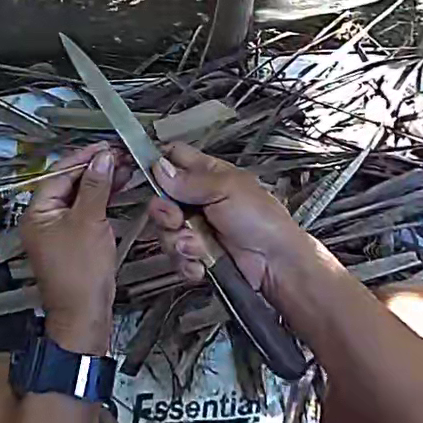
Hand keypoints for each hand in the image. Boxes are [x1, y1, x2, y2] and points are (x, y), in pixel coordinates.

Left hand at [20, 142, 127, 353]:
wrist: (86, 314)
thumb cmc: (80, 274)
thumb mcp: (89, 221)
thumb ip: (95, 186)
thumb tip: (102, 158)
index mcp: (37, 212)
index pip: (59, 173)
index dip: (84, 157)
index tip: (106, 147)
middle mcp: (45, 218)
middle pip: (69, 181)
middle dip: (95, 167)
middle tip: (119, 155)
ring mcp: (60, 228)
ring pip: (81, 194)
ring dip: (102, 180)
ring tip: (125, 166)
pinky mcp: (76, 237)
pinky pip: (88, 208)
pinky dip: (103, 196)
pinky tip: (120, 186)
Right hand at [144, 142, 318, 299]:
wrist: (276, 264)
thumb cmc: (264, 220)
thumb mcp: (228, 189)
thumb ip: (191, 180)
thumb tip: (160, 167)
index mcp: (207, 174)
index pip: (173, 158)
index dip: (157, 163)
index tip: (146, 173)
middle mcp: (198, 200)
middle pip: (160, 200)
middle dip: (164, 213)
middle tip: (178, 219)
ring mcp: (196, 228)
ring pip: (165, 232)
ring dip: (179, 242)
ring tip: (198, 245)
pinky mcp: (196, 254)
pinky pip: (175, 257)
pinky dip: (187, 263)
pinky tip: (202, 261)